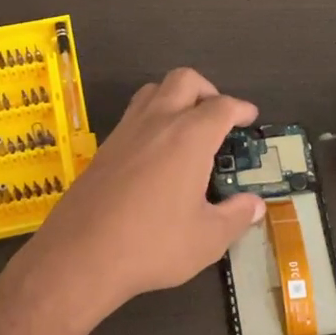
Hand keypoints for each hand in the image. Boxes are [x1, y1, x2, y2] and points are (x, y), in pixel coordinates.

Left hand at [20, 68, 265, 316]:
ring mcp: (125, 132)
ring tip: (187, 127)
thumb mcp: (207, 238)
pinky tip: (156, 152)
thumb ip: (235, 216)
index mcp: (190, 137)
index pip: (222, 106)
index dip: (240, 108)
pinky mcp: (104, 148)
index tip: (249, 118)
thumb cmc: (152, 243)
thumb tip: (255, 205)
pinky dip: (151, 118)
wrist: (80, 254)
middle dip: (207, 90)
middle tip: (218, 116)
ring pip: (153, 91)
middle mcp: (157, 122)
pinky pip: (133, 115)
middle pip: (184, 80)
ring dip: (175, 98)